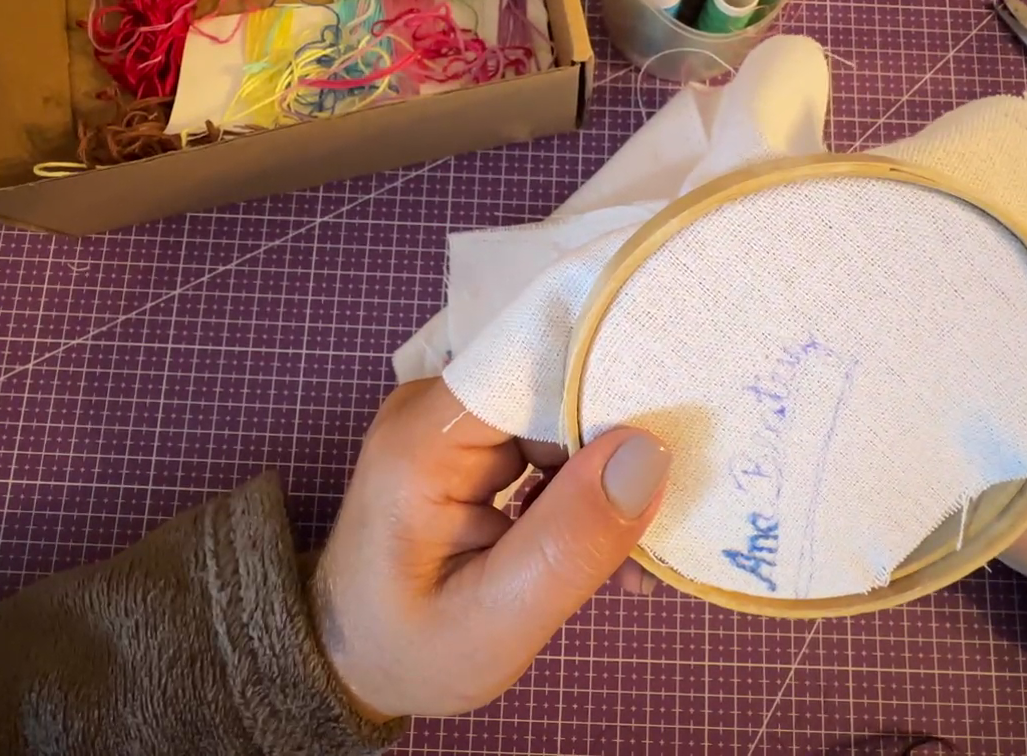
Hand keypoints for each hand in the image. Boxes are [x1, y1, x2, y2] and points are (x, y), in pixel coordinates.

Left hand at [312, 378, 670, 718]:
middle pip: (550, 390)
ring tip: (632, 555)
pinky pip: (548, 440)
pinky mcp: (474, 439)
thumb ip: (569, 544)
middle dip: (614, 448)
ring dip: (605, 477)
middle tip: (658, 522)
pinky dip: (583, 486)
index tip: (670, 435)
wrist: (356, 657)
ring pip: (558, 416)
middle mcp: (435, 407)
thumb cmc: (410, 649)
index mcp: (423, 440)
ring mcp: (455, 420)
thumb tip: (647, 453)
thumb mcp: (494, 623)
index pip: (529, 370)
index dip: (603, 388)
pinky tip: (603, 539)